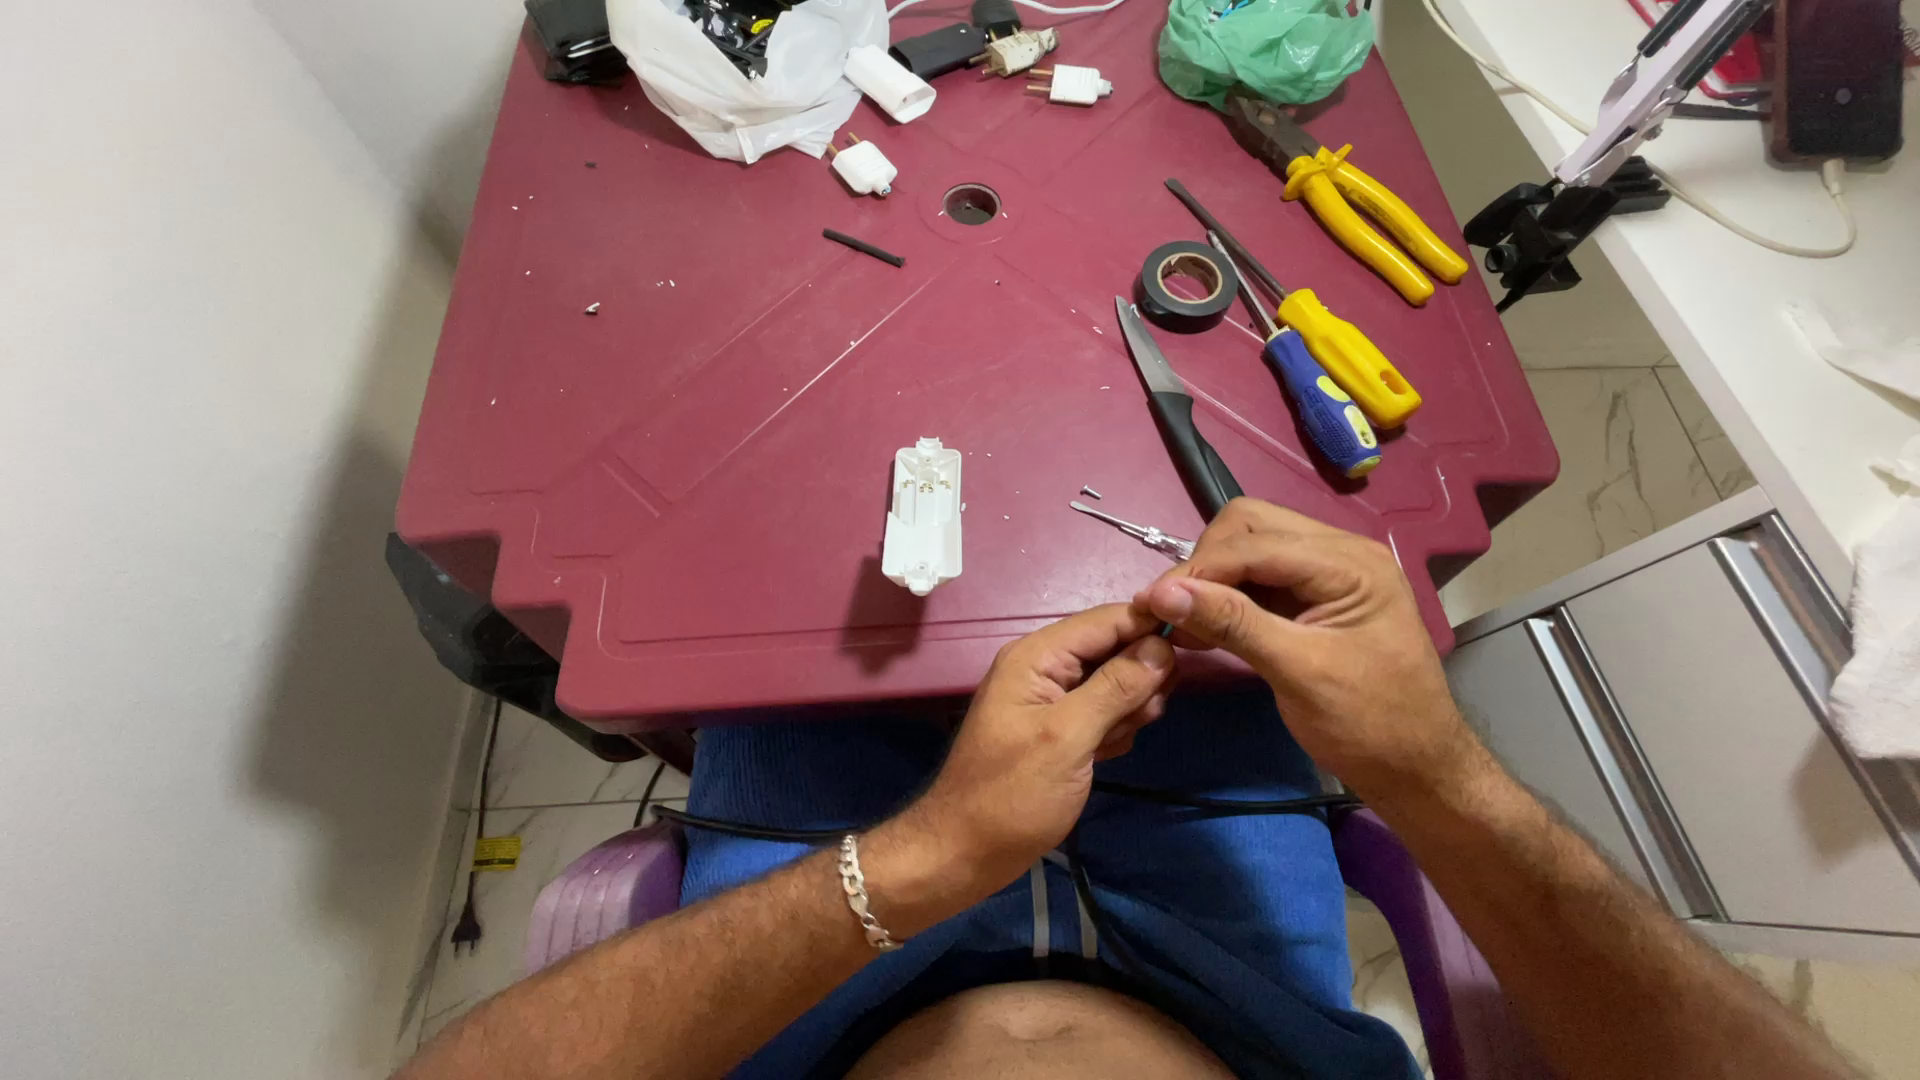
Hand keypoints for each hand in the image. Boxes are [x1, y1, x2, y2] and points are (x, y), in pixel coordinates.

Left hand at [880, 604, 1174, 914]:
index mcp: (1038, 655)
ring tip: (1113, 742)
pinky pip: (1106, 712)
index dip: (1151, 626)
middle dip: (1140, 679)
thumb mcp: (1068, 738)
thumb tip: (1162, 646)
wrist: (968, 852)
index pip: (1107, 619)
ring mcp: (1054, 698)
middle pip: (1116, 647)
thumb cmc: (1011, 795)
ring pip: (1117, 682)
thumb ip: (1114, 688)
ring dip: (1129, 710)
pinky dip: (1115, 731)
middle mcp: (1046, 667)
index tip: (1195, 646)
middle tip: (1141, 716)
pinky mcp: (1064, 727)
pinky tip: (1104, 757)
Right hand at [1132, 498, 1475, 799]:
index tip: (1150, 605)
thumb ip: (1231, 623)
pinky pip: (1256, 577)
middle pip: (1249, 527)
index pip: (1254, 543)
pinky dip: (1224, 596)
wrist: (1415, 769)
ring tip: (1180, 622)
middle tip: (1173, 610)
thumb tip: (1162, 593)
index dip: (1199, 570)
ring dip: (1211, 579)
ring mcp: (1326, 572)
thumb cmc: (1368, 723)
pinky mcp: (1312, 596)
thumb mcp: (1297, 672)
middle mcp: (1339, 552)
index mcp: (1349, 563)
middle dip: (1205, 564)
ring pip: (1248, 547)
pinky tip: (1200, 628)